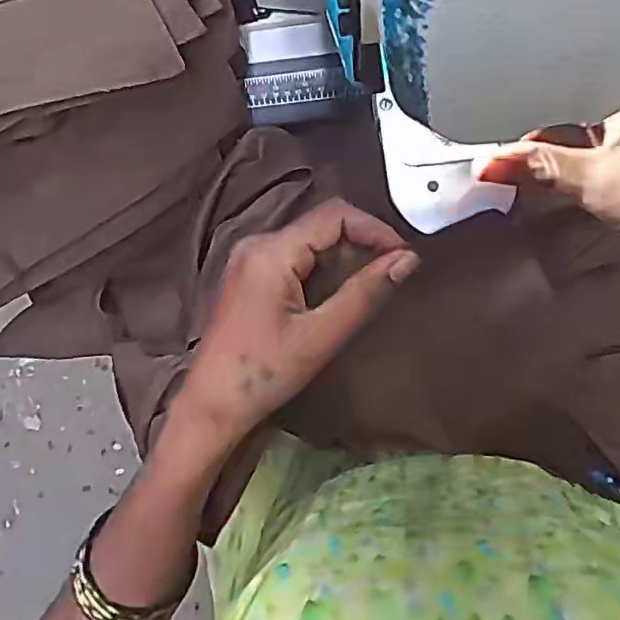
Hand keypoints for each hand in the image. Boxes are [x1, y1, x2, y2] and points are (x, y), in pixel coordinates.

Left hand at [162, 199, 418, 463]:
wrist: (212, 404)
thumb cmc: (262, 374)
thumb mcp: (321, 335)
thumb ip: (365, 292)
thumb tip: (406, 260)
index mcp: (270, 252)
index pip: (334, 214)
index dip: (375, 228)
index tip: (404, 255)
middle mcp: (257, 244)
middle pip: (322, 223)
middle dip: (362, 241)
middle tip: (394, 269)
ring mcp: (250, 258)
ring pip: (310, 239)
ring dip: (345, 255)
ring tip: (374, 281)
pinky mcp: (250, 274)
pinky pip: (295, 255)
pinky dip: (324, 266)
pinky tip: (340, 290)